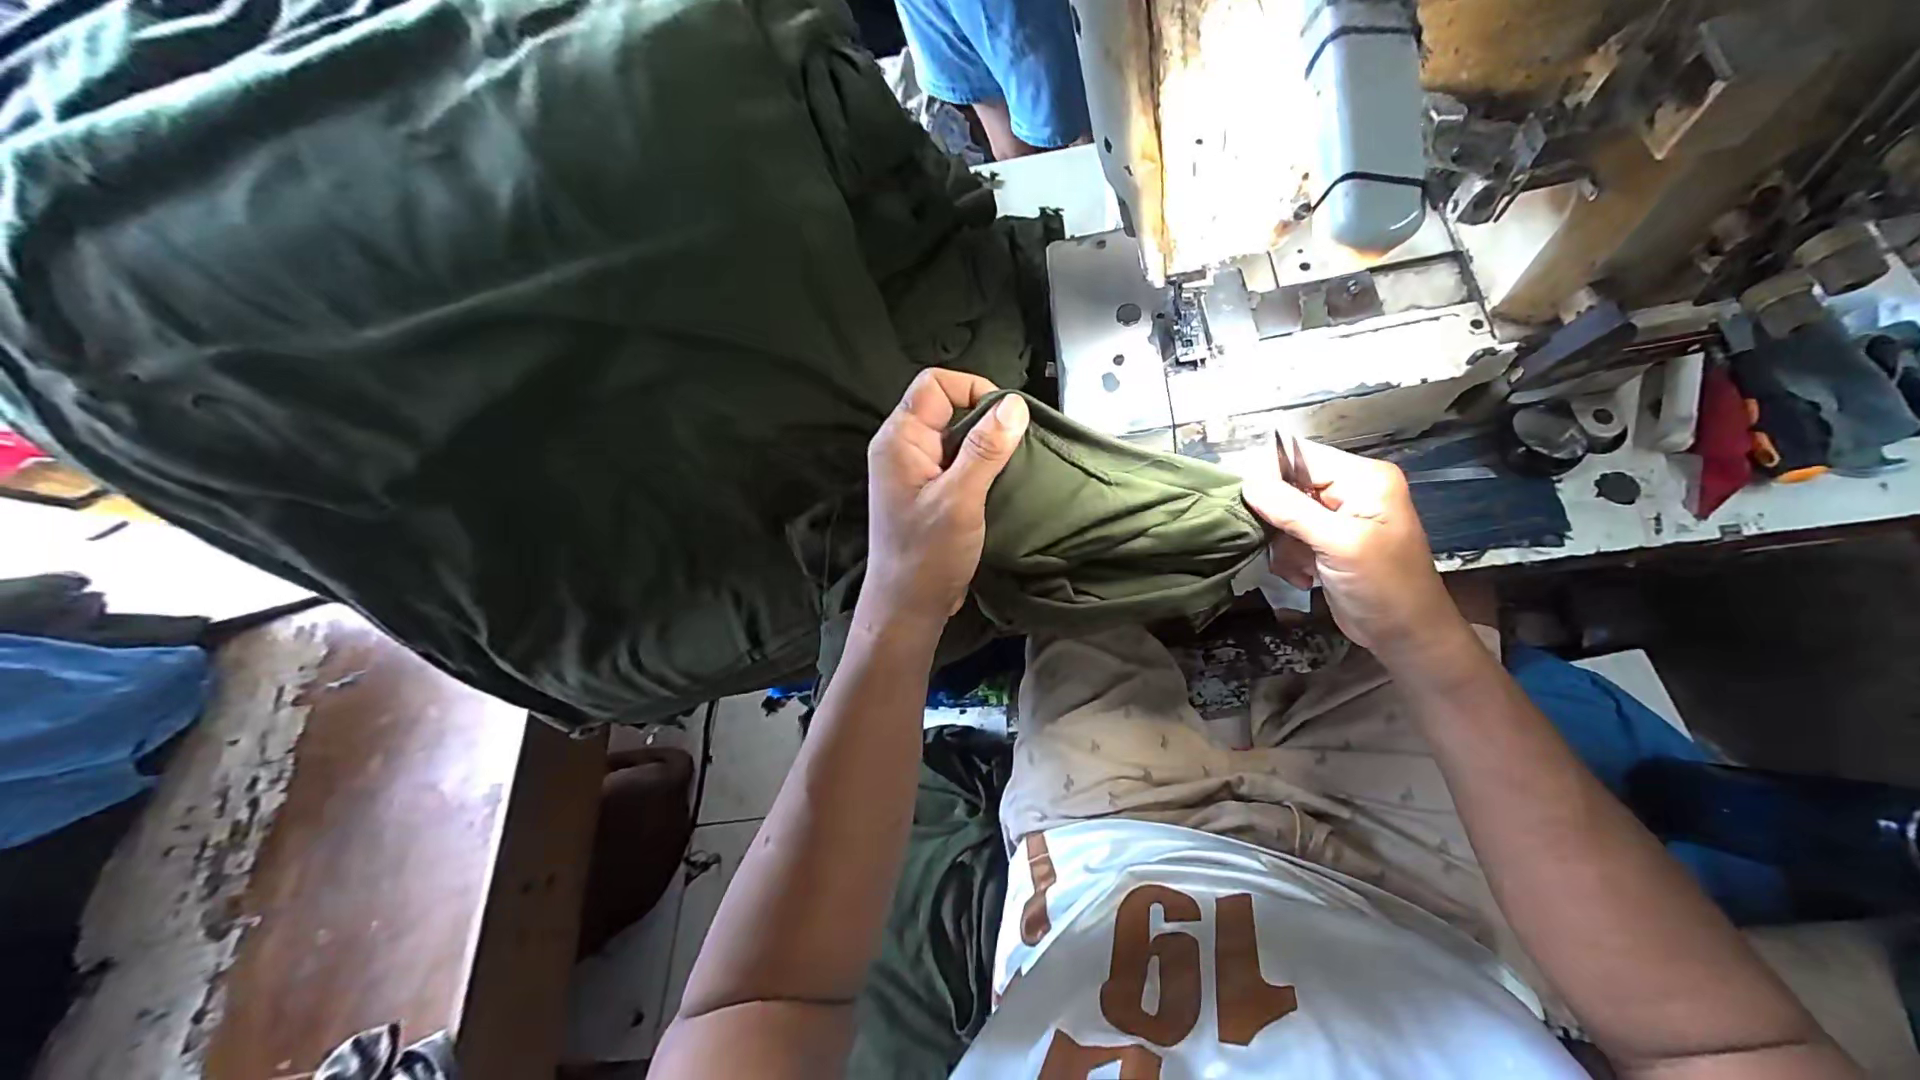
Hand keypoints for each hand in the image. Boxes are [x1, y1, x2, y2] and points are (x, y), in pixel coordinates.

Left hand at [861, 369, 1028, 632]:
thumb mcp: (960, 499)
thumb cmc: (926, 555)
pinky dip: (982, 463)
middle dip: (985, 416)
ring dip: (987, 442)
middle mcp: (903, 447)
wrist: (909, 604)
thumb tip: (1014, 404)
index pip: (934, 385)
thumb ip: (986, 450)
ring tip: (1013, 461)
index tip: (1007, 413)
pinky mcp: (930, 489)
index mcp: (899, 440)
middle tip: (1015, 442)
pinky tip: (1002, 478)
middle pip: (947, 405)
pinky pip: (958, 459)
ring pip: (956, 434)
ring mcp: (916, 469)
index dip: (972, 388)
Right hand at [1242, 439, 1465, 659]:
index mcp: (1363, 479)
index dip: (1270, 477)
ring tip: (1304, 568)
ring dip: (1284, 547)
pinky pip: (1288, 539)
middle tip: (1289, 548)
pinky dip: (1290, 559)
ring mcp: (1337, 518)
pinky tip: (1306, 576)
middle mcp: (1349, 491)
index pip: (1300, 457)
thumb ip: (1292, 510)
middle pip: (1286, 488)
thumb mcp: (1339, 544)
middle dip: (1279, 523)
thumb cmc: (1384, 586)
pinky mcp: (1325, 542)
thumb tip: (1248, 482)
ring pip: (1281, 517)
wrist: (1405, 635)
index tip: (1250, 504)